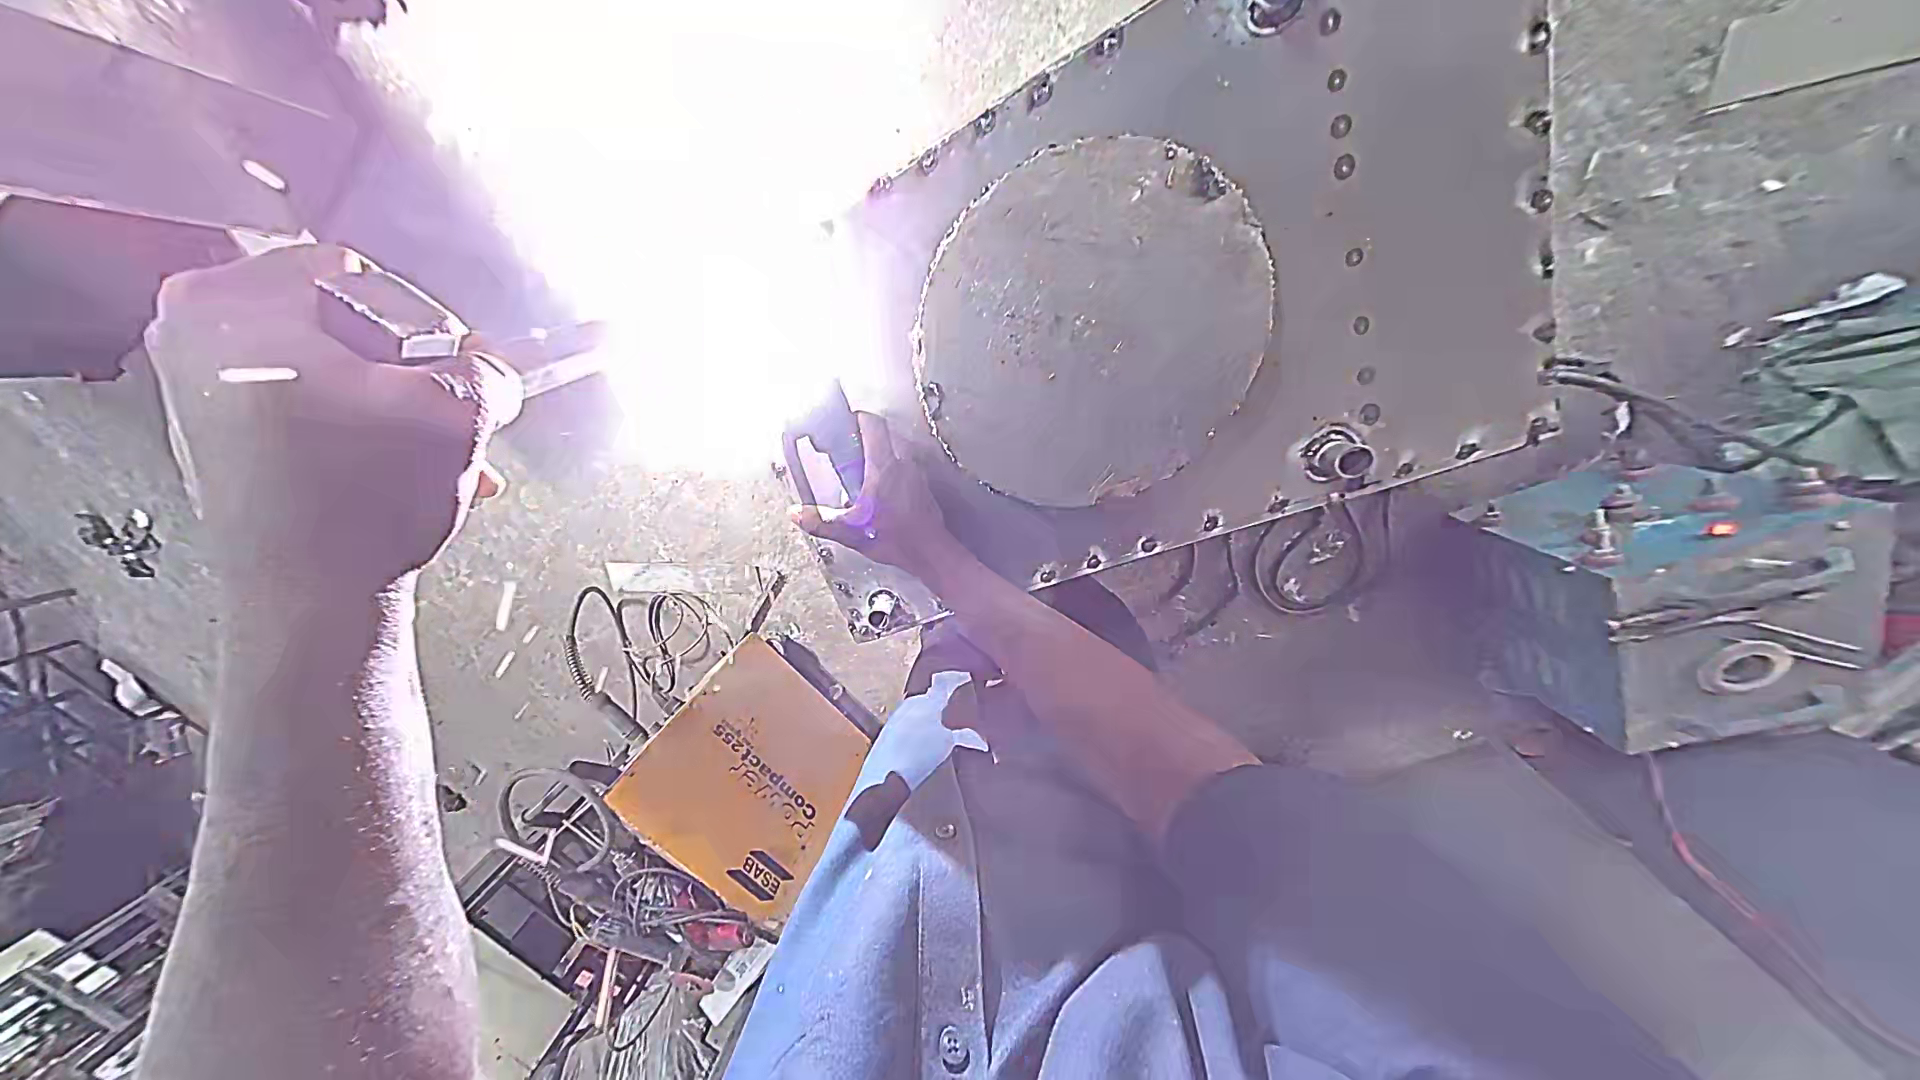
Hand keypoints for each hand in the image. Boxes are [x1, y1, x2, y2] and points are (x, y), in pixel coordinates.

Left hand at [145, 244, 522, 594]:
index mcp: (238, 307)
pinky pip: (329, 408)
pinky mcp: (235, 431)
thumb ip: (491, 371)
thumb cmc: (360, 503)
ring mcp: (212, 387)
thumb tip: (493, 361)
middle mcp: (204, 337)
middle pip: (358, 328)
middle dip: (422, 375)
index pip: (365, 276)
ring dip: (411, 409)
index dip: (428, 325)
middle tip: (449, 415)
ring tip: (445, 452)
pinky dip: (380, 431)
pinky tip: (418, 467)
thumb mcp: (458, 416)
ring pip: (351, 373)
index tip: (453, 369)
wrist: (316, 591)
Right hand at [790, 413, 965, 584]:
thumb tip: (796, 514)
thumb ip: (820, 521)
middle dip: (869, 431)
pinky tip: (882, 485)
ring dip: (883, 448)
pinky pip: (907, 465)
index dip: (860, 417)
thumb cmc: (898, 539)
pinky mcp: (923, 486)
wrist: (930, 551)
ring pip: (899, 447)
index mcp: (884, 467)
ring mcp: (916, 474)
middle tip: (852, 441)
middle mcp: (903, 464)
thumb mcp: (851, 531)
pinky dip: (894, 465)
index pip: (874, 425)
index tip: (849, 418)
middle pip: (887, 432)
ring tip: (865, 463)